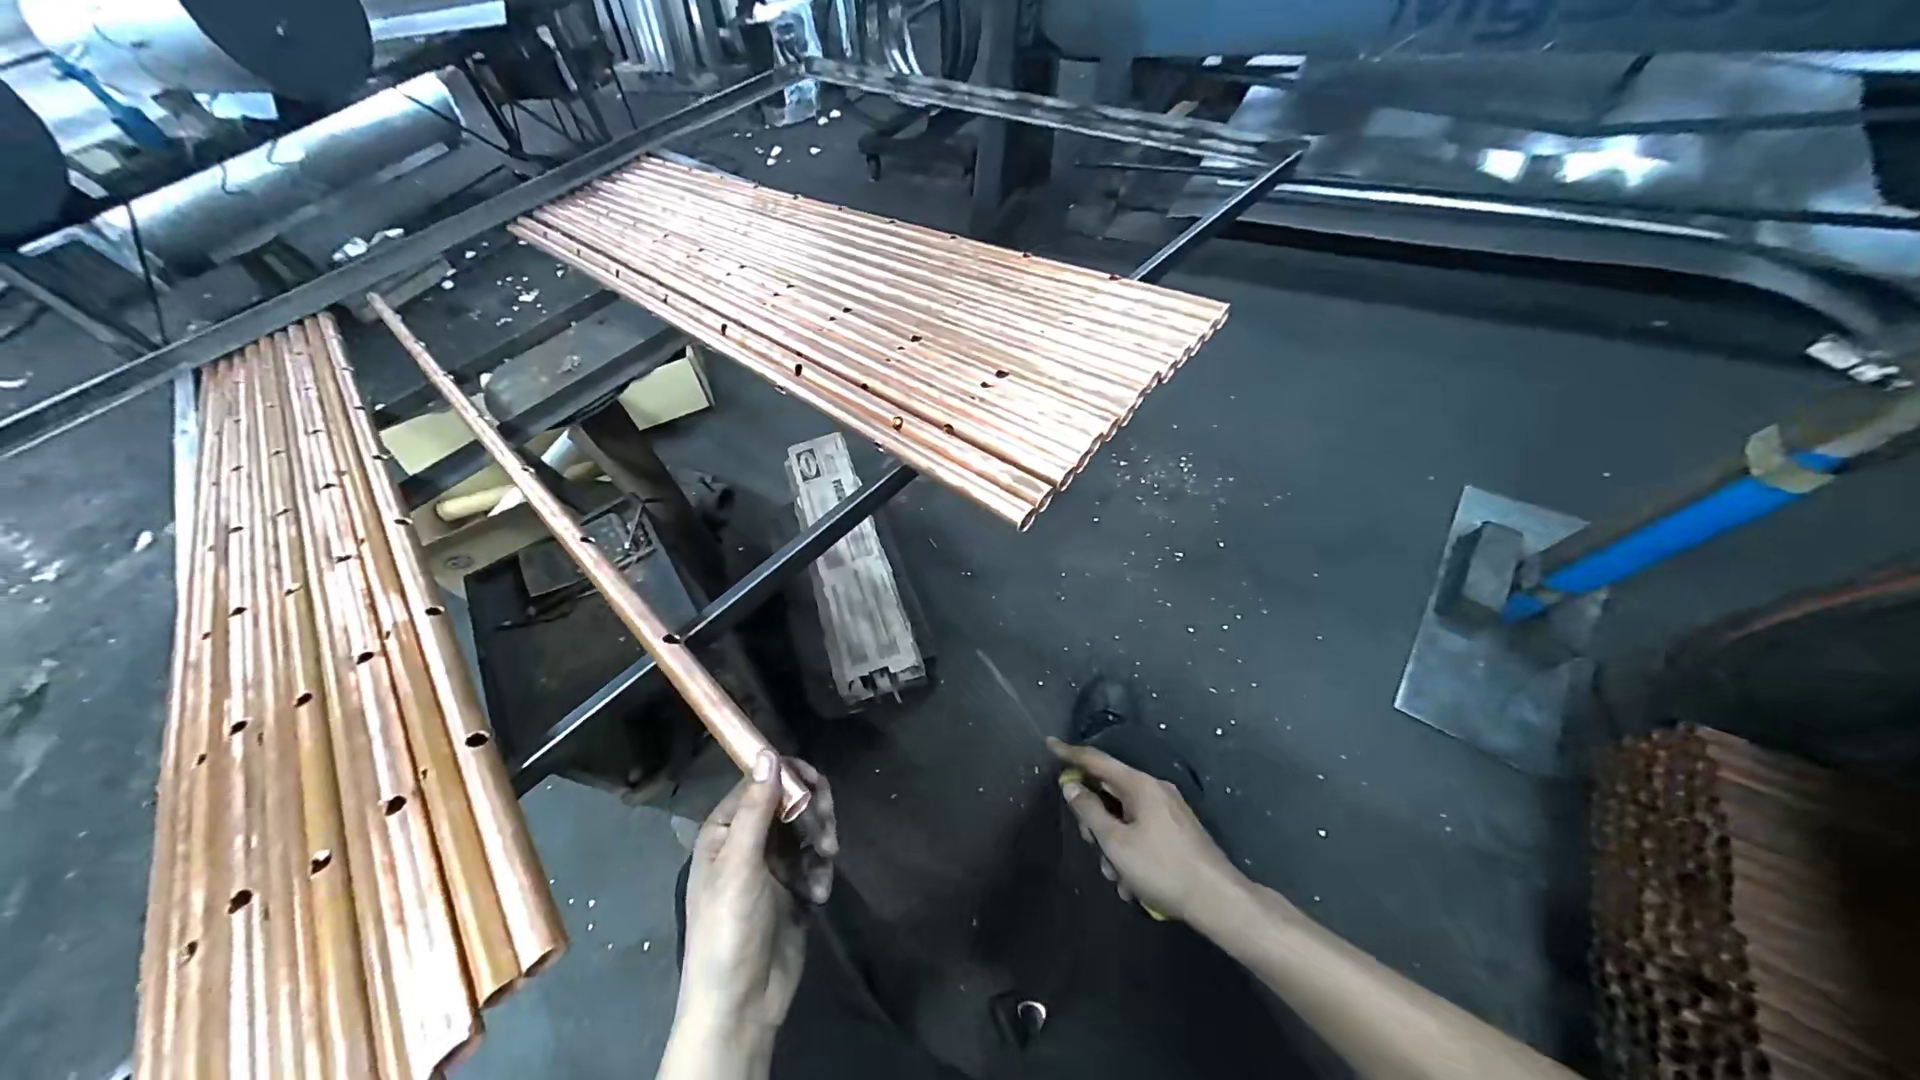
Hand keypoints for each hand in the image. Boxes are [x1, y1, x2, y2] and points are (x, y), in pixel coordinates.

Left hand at [663, 754, 836, 1078]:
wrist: (742, 1001)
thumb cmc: (729, 926)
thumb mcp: (739, 863)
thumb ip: (756, 807)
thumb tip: (768, 752)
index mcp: (726, 829)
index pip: (761, 782)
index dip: (790, 777)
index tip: (816, 784)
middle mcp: (749, 840)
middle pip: (790, 802)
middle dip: (812, 812)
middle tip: (826, 830)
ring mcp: (773, 864)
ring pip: (807, 829)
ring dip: (820, 842)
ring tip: (825, 863)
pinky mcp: (794, 886)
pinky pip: (815, 860)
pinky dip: (821, 872)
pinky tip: (818, 894)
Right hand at [1047, 736, 1248, 927]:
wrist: (1218, 900)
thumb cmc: (1162, 868)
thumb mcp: (1116, 842)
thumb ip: (1089, 811)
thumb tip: (1070, 785)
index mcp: (1140, 785)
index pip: (1097, 761)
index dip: (1070, 754)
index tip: (1049, 744)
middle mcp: (1155, 790)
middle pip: (1109, 793)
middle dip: (1094, 820)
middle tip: (1091, 845)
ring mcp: (1168, 811)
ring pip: (1124, 818)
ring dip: (1113, 846)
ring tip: (1119, 878)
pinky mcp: (1175, 832)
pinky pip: (1141, 832)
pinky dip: (1131, 853)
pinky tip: (1133, 884)